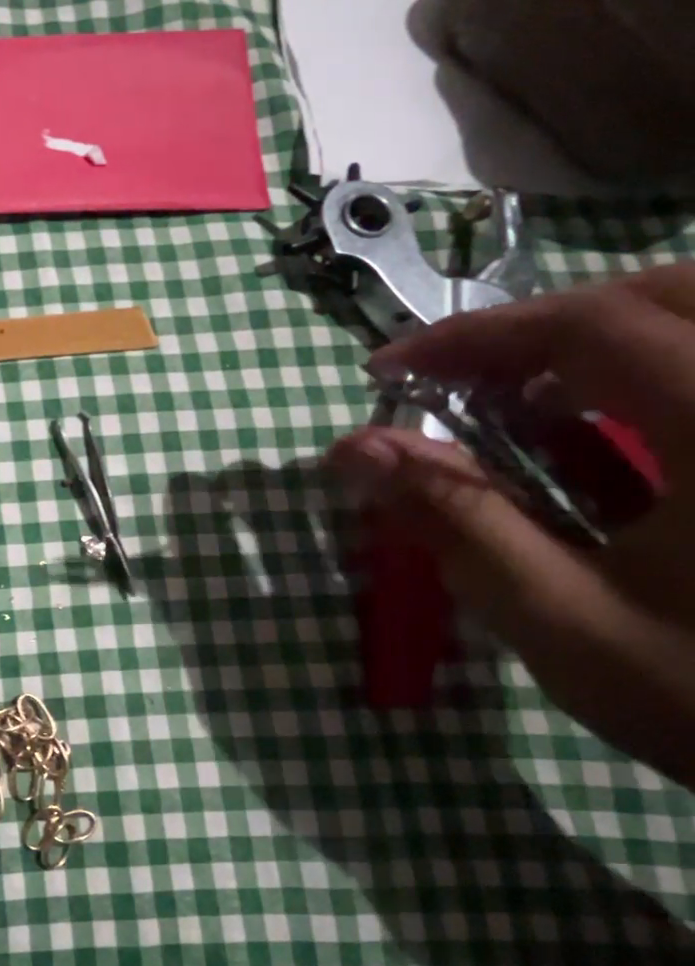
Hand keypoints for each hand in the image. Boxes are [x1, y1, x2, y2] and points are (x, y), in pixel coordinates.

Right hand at [327, 264, 694, 787]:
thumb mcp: (561, 618)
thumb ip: (459, 522)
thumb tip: (354, 448)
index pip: (590, 326)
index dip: (475, 336)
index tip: (389, 372)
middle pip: (671, 295)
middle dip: (550, 324)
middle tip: (466, 381)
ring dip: (610, 341)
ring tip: (535, 402)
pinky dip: (660, 377)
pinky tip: (618, 436)